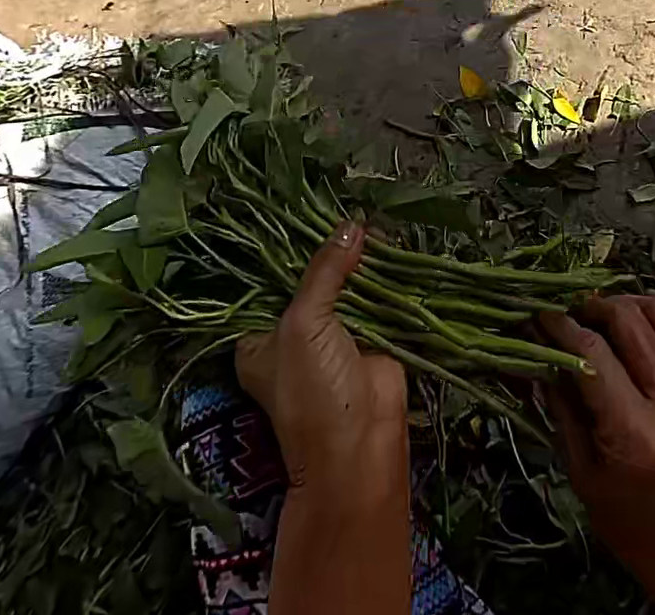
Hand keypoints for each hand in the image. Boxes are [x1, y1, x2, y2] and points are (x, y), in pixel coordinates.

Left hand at [236, 221, 410, 614]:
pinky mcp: (370, 336)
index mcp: (261, 334)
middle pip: (312, 279)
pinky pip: (375, 299)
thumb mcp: (304, 323)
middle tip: (345, 208)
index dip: (289, 248)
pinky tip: (392, 246)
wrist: (362, 446)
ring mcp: (334, 334)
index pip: (270, 280)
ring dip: (359, 260)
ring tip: (372, 219)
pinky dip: (383, 277)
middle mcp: (294, 331)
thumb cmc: (312, 390)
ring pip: (346, 287)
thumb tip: (352, 224)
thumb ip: (325, 271)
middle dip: (329, 250)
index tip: (307, 209)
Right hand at [542, 295, 654, 614]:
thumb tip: (535, 345)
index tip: (537, 314)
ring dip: (627, 301)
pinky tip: (650, 308)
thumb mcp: (580, 468)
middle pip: (628, 320)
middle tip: (569, 313)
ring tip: (603, 313)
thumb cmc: (627, 516)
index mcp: (637, 432)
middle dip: (590, 307)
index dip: (559, 326)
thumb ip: (560, 403)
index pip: (591, 353)